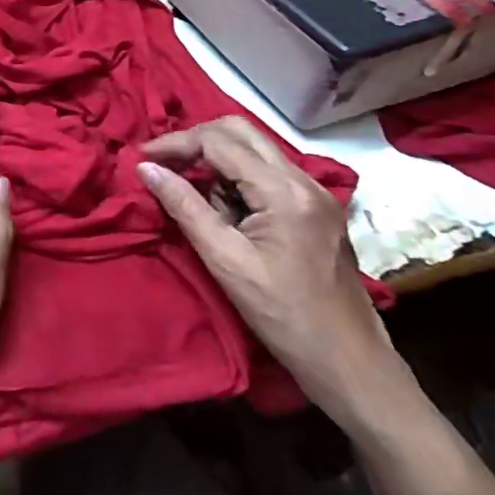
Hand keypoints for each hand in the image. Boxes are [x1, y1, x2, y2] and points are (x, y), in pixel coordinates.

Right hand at [136, 117, 392, 416]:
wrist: (350, 362)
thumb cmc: (283, 317)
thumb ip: (185, 207)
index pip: (220, 142)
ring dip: (217, 159)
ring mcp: (315, 190)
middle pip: (240, 131)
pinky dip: (238, 177)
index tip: (143, 157)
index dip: (177, 143)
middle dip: (197, 141)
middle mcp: (304, 178)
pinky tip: (222, 206)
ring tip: (189, 190)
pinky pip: (268, 171)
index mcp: (284, 190)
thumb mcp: (225, 261)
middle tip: (164, 163)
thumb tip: (146, 168)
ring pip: (255, 148)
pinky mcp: (316, 206)